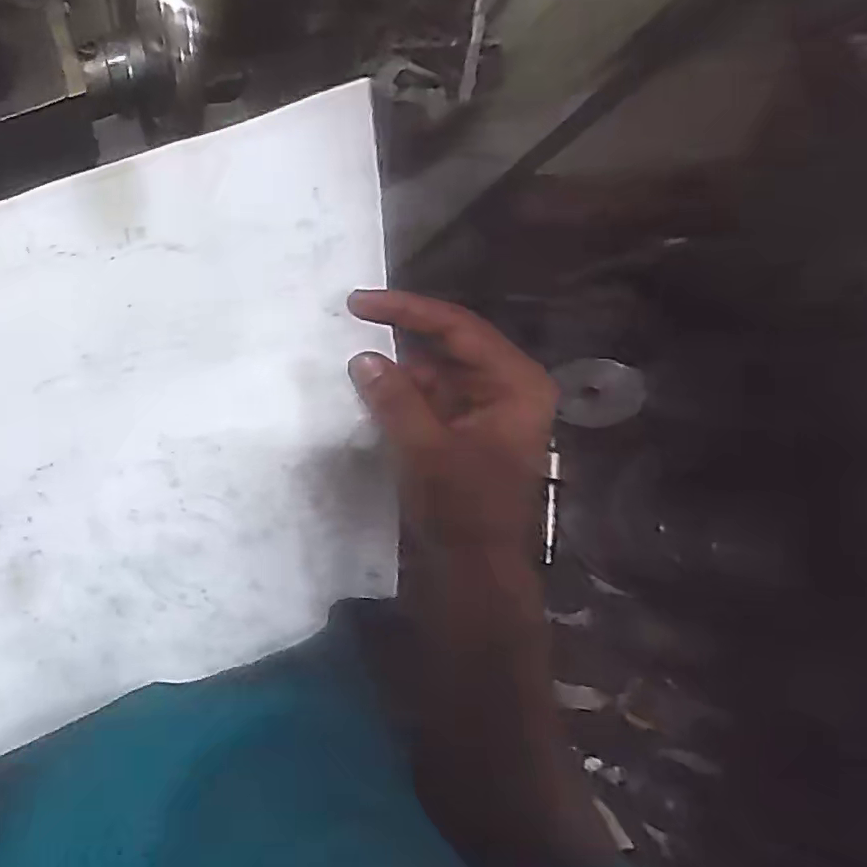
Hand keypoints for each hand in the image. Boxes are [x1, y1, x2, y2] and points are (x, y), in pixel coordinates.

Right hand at [345, 289, 555, 556]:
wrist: (476, 564)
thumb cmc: (463, 507)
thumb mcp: (424, 449)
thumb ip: (394, 399)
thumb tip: (362, 359)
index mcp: (513, 384)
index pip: (458, 329)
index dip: (407, 310)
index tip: (360, 302)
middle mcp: (503, 386)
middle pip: (448, 342)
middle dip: (401, 330)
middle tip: (353, 313)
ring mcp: (482, 406)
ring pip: (433, 367)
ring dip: (396, 359)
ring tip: (352, 345)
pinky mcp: (460, 426)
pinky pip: (426, 393)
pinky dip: (397, 387)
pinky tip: (366, 382)